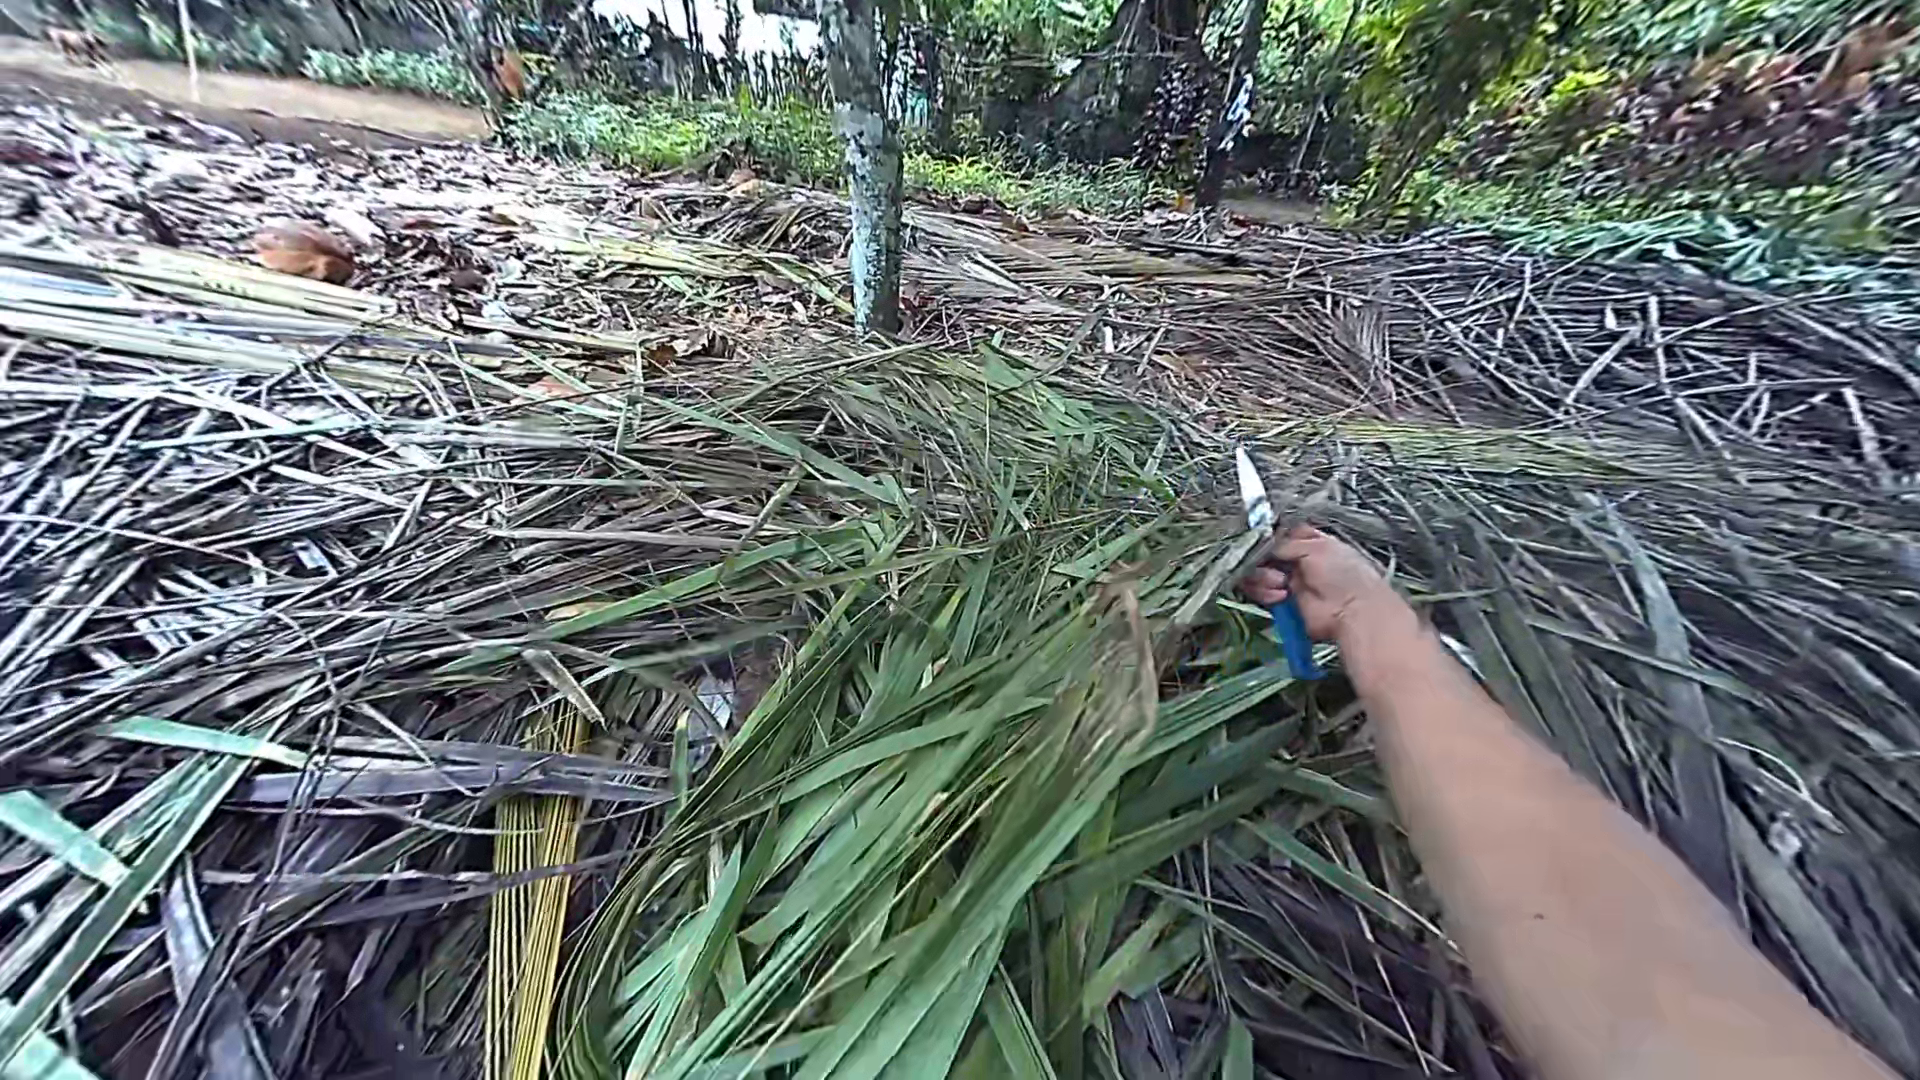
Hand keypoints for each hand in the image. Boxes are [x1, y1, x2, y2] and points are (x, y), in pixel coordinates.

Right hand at [1240, 525, 1405, 642]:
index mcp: (1310, 543)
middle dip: (1261, 559)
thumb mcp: (1316, 547)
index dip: (1270, 536)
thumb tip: (1263, 546)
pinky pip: (1257, 592)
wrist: (1349, 612)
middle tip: (1273, 566)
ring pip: (1255, 572)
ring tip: (1280, 584)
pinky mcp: (1278, 600)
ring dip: (1262, 578)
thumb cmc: (1343, 574)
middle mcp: (1296, 560)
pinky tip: (1281, 595)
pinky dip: (1264, 592)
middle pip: (1263, 553)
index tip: (1262, 540)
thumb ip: (1285, 542)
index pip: (1281, 534)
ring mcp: (1286, 580)